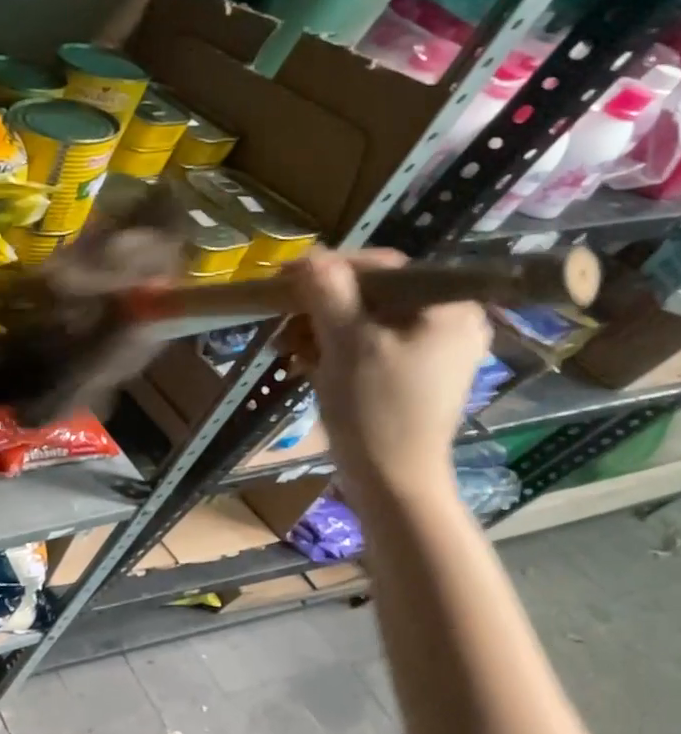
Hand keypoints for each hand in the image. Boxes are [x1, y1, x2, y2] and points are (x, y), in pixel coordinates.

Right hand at [292, 249, 490, 501]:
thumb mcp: (345, 343)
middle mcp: (450, 321)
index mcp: (449, 308)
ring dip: (320, 328)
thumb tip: (308, 257)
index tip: (285, 280)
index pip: (385, 267)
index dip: (331, 268)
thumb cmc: (374, 407)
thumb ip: (328, 293)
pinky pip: (369, 343)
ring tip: (289, 347)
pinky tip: (307, 362)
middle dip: (321, 305)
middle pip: (373, 293)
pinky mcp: (414, 372)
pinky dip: (334, 347)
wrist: (391, 477)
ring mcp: (433, 349)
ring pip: (365, 318)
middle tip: (282, 320)